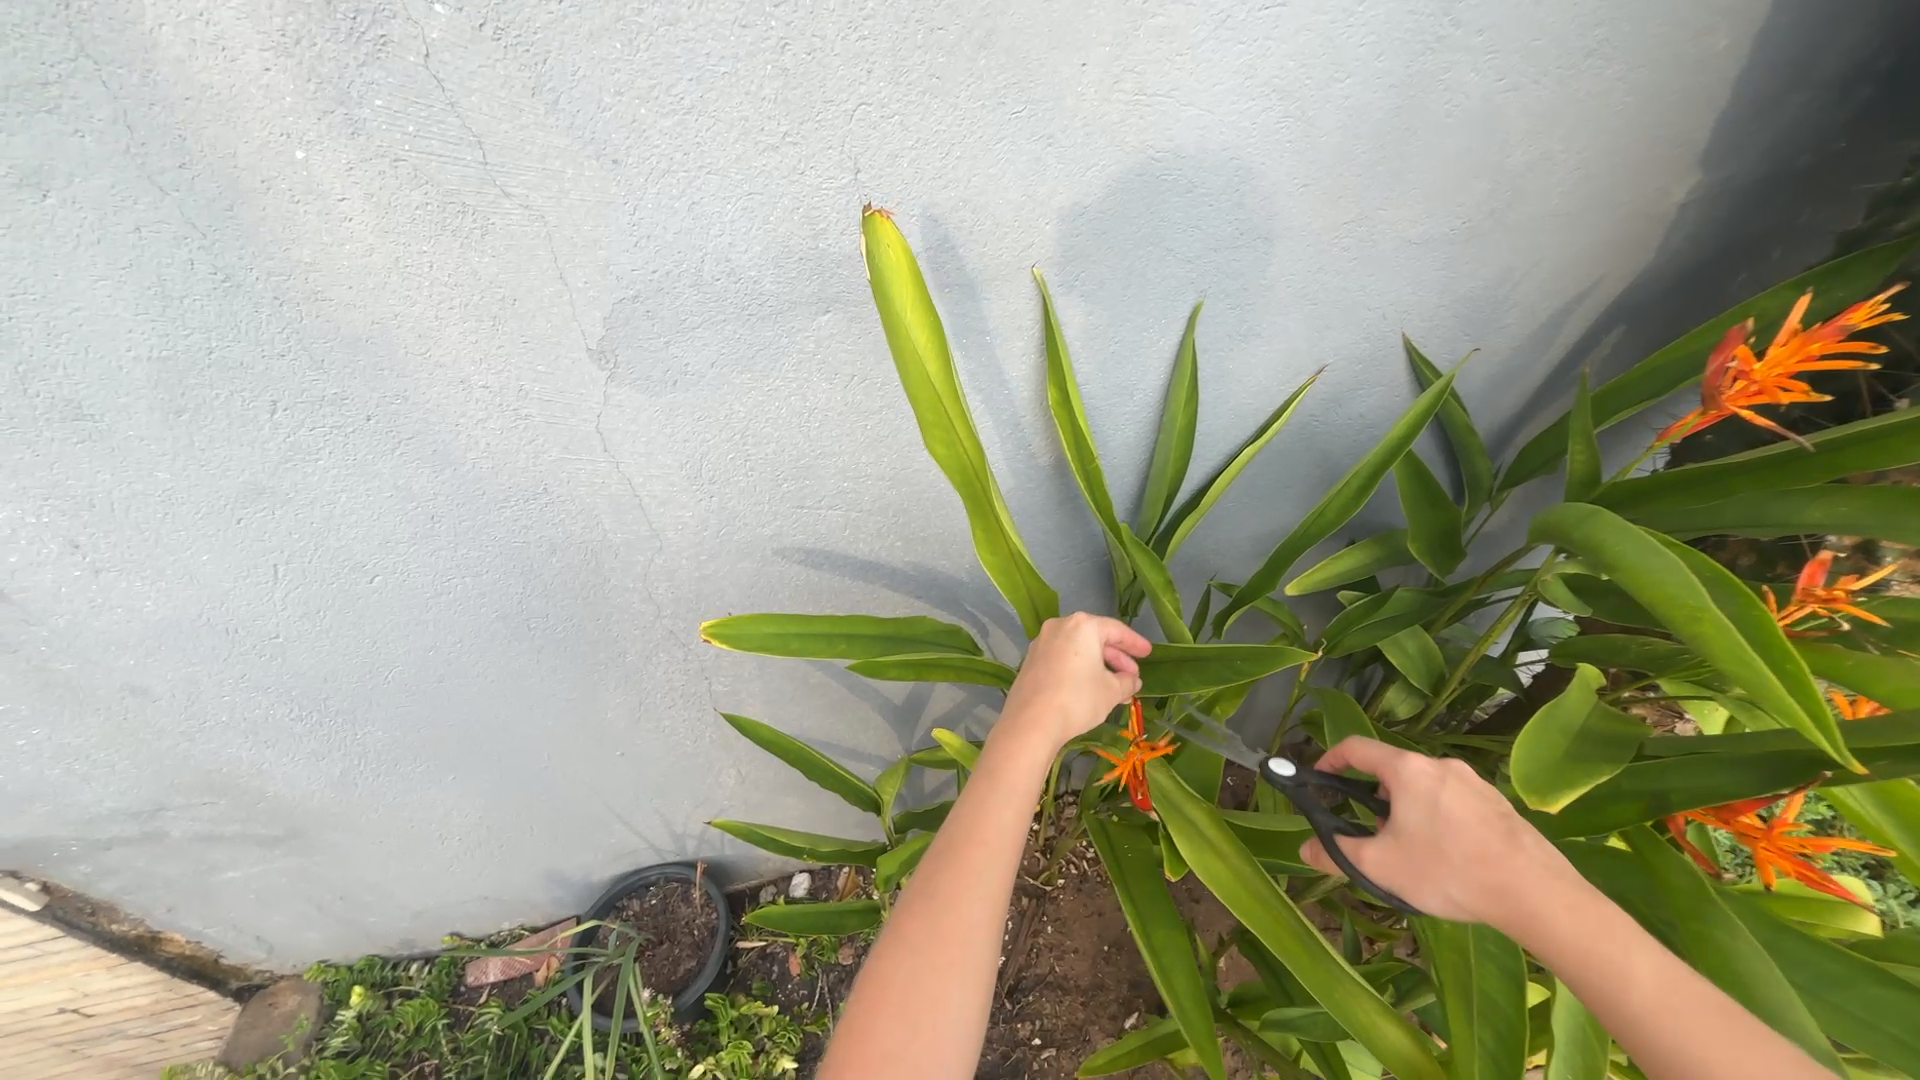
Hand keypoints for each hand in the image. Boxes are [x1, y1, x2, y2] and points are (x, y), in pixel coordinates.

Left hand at [998, 613, 1151, 751]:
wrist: (1031, 722)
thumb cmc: (1078, 699)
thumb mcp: (1111, 691)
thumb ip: (1127, 682)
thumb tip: (1132, 681)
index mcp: (1082, 626)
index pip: (1116, 630)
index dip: (1135, 643)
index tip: (1148, 653)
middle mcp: (1059, 627)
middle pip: (1094, 638)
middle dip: (1116, 658)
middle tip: (1133, 675)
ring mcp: (1041, 643)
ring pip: (1078, 650)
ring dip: (1098, 666)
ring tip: (1115, 687)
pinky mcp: (1031, 661)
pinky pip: (1063, 659)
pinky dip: (1079, 669)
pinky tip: (1090, 688)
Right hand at [1297, 737, 1581, 925]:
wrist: (1537, 894)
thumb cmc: (1448, 870)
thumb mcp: (1380, 866)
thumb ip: (1337, 853)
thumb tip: (1306, 849)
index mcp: (1407, 769)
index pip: (1355, 747)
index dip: (1330, 760)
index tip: (1320, 780)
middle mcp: (1440, 765)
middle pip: (1392, 771)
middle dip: (1373, 798)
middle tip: (1372, 834)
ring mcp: (1475, 783)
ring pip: (1424, 788)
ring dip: (1407, 810)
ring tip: (1413, 853)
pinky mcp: (1500, 804)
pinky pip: (1454, 803)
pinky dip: (1440, 820)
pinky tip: (1450, 859)